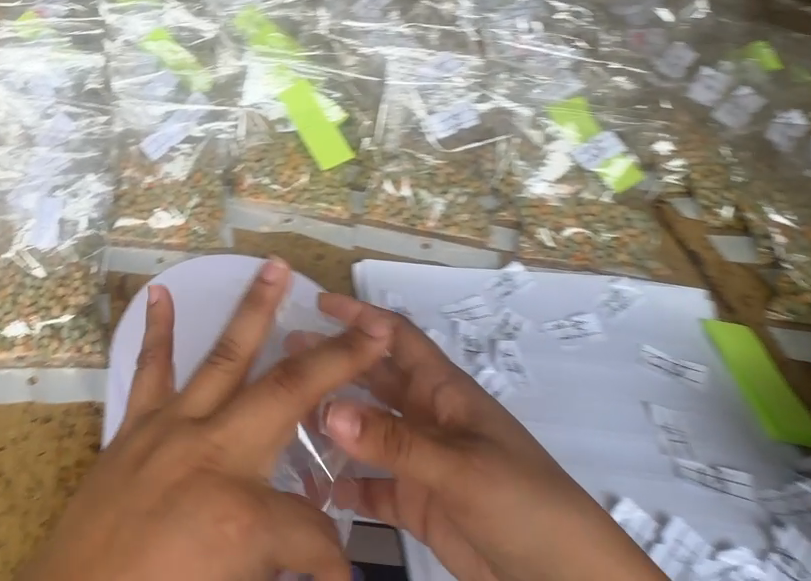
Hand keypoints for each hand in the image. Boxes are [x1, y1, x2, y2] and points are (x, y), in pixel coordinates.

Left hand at [18, 258, 391, 580]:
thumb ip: (285, 558)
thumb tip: (320, 557)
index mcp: (242, 511)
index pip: (315, 531)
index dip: (332, 560)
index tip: (333, 576)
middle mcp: (210, 451)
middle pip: (287, 393)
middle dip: (334, 359)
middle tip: (367, 327)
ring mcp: (169, 430)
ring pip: (223, 358)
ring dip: (253, 310)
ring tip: (275, 267)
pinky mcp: (134, 429)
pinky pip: (150, 371)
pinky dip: (157, 332)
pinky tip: (160, 293)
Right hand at [312, 293, 666, 580]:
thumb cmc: (527, 506)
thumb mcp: (460, 469)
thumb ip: (393, 441)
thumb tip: (325, 408)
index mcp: (445, 394)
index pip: (397, 339)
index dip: (361, 317)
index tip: (316, 303)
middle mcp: (428, 420)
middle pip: (374, 382)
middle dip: (333, 366)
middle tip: (283, 358)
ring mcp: (423, 464)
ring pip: (366, 432)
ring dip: (331, 424)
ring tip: (283, 416)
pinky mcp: (418, 506)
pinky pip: (371, 486)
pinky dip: (343, 483)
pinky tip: (311, 484)